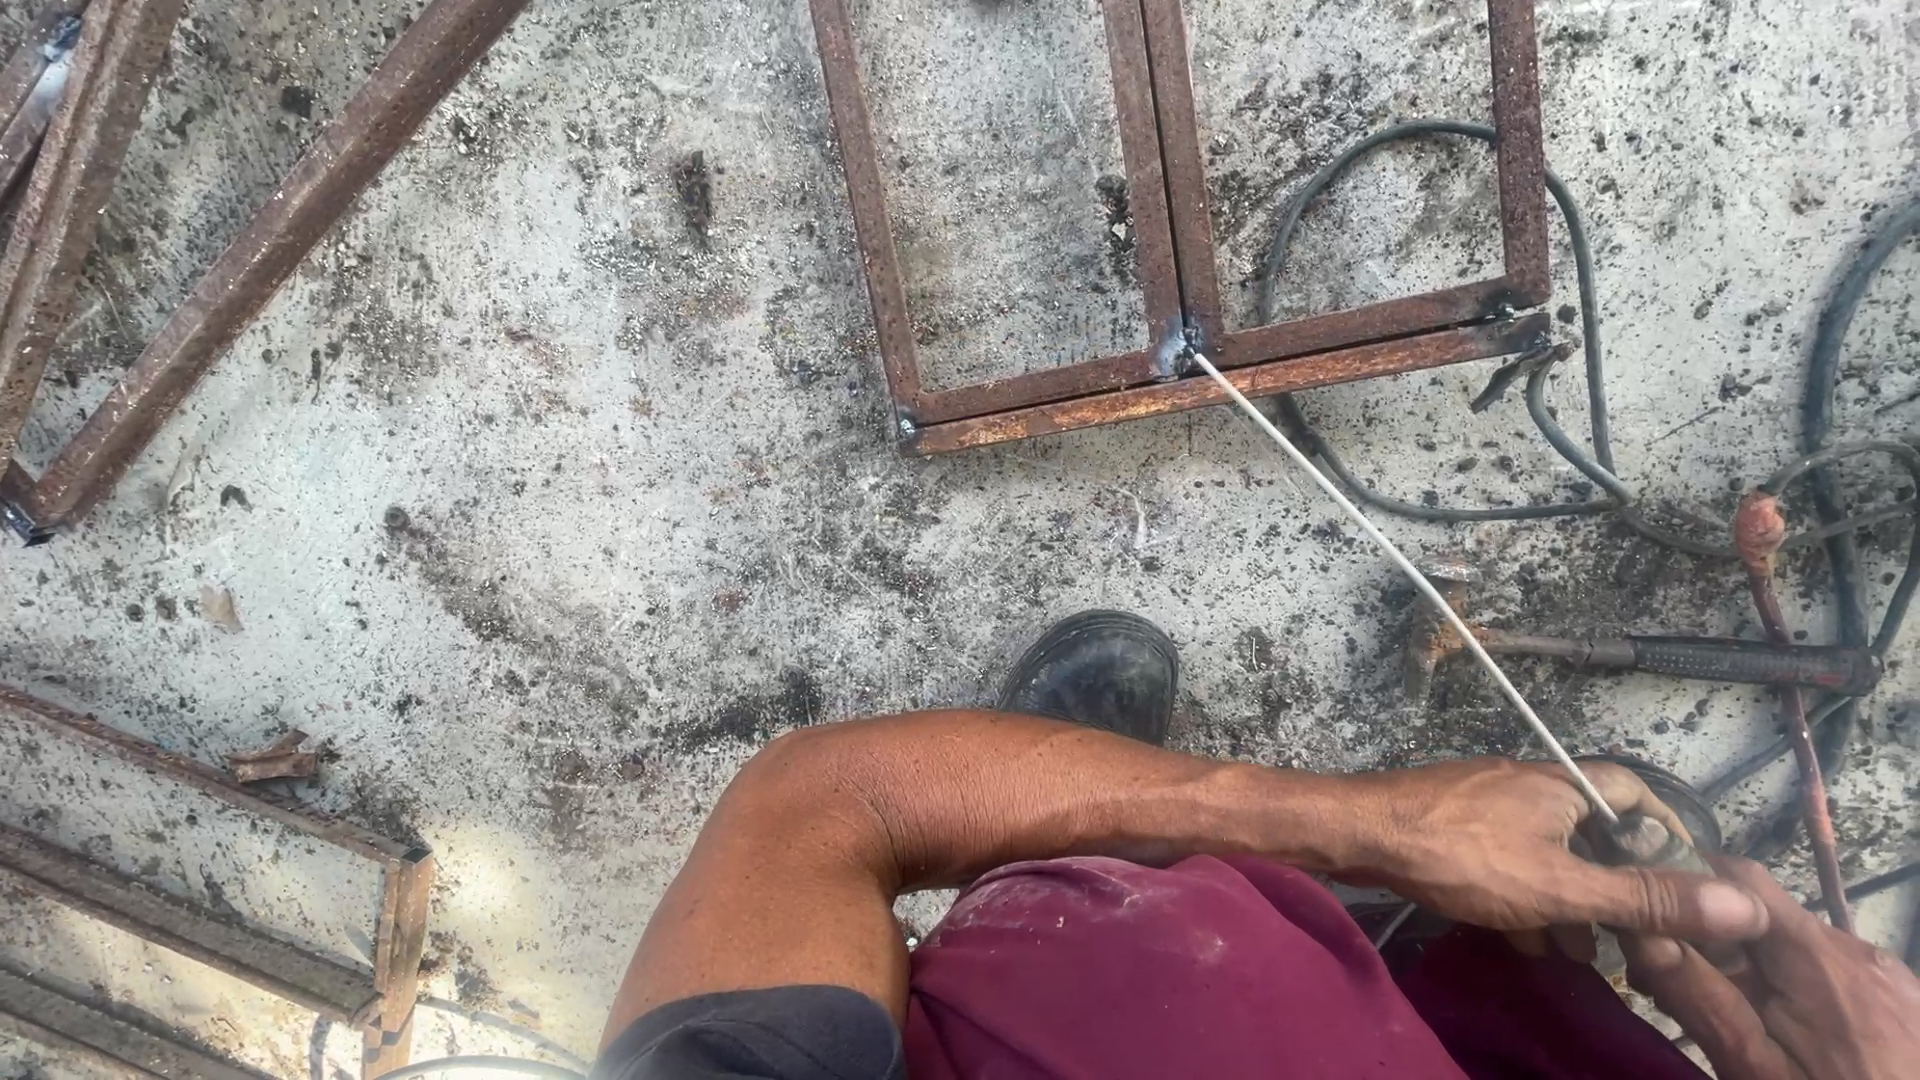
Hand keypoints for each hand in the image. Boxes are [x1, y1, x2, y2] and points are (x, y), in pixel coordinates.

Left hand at [1336, 758, 1769, 944]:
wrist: (1356, 833)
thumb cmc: (1460, 854)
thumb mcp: (1561, 885)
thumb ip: (1646, 898)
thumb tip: (1747, 904)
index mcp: (1554, 785)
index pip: (1631, 790)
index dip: (1666, 831)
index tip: (1685, 882)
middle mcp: (1518, 783)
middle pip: (1587, 830)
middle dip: (1610, 885)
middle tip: (1629, 939)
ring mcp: (1477, 800)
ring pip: (1541, 850)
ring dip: (1564, 898)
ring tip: (1576, 952)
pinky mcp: (1446, 820)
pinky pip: (1500, 855)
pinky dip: (1519, 891)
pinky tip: (1522, 936)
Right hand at [1622, 856, 1919, 1079]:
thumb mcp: (1755, 1067)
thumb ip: (1697, 994)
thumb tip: (1636, 927)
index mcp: (1821, 959)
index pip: (1735, 875)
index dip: (1679, 882)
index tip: (1641, 919)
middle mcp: (1859, 951)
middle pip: (1757, 910)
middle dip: (1702, 934)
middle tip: (1663, 983)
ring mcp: (1890, 978)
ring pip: (1787, 939)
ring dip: (1742, 959)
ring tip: (1719, 1008)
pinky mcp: (1905, 1002)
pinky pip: (1824, 966)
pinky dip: (1784, 980)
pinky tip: (1774, 1023)